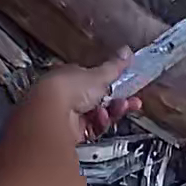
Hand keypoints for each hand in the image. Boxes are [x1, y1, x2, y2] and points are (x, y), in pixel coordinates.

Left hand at [16, 50, 142, 145]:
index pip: (95, 80)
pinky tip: (102, 119)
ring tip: (120, 109)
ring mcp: (70, 115)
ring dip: (112, 112)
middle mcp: (69, 95)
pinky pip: (92, 129)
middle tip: (132, 103)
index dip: (112, 84)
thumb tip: (127, 52)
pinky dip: (100, 124)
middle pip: (99, 100)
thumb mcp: (98, 75)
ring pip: (98, 115)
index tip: (129, 86)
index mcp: (72, 76)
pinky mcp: (72, 132)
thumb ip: (115, 67)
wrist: (52, 113)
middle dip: (117, 101)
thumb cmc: (70, 88)